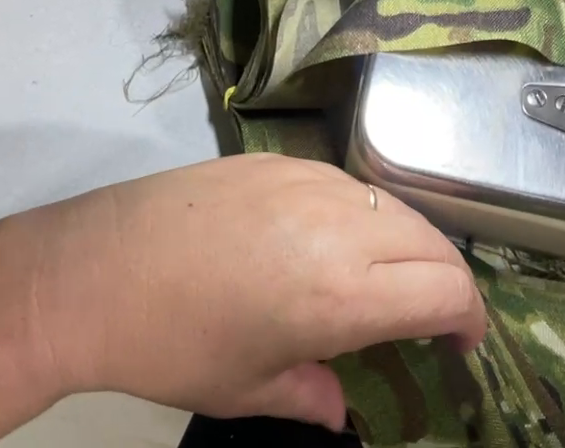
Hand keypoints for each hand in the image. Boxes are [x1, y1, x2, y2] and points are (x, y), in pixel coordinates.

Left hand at [10, 154, 485, 430]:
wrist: (95, 268)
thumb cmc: (172, 344)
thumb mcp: (246, 389)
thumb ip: (313, 395)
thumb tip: (340, 406)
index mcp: (342, 292)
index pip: (446, 290)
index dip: (469, 319)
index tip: (460, 343)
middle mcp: (340, 225)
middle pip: (432, 241)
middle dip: (446, 281)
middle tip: (429, 316)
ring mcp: (309, 181)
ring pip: (393, 205)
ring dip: (407, 244)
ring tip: (382, 277)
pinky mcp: (279, 159)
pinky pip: (347, 184)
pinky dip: (364, 214)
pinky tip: (331, 240)